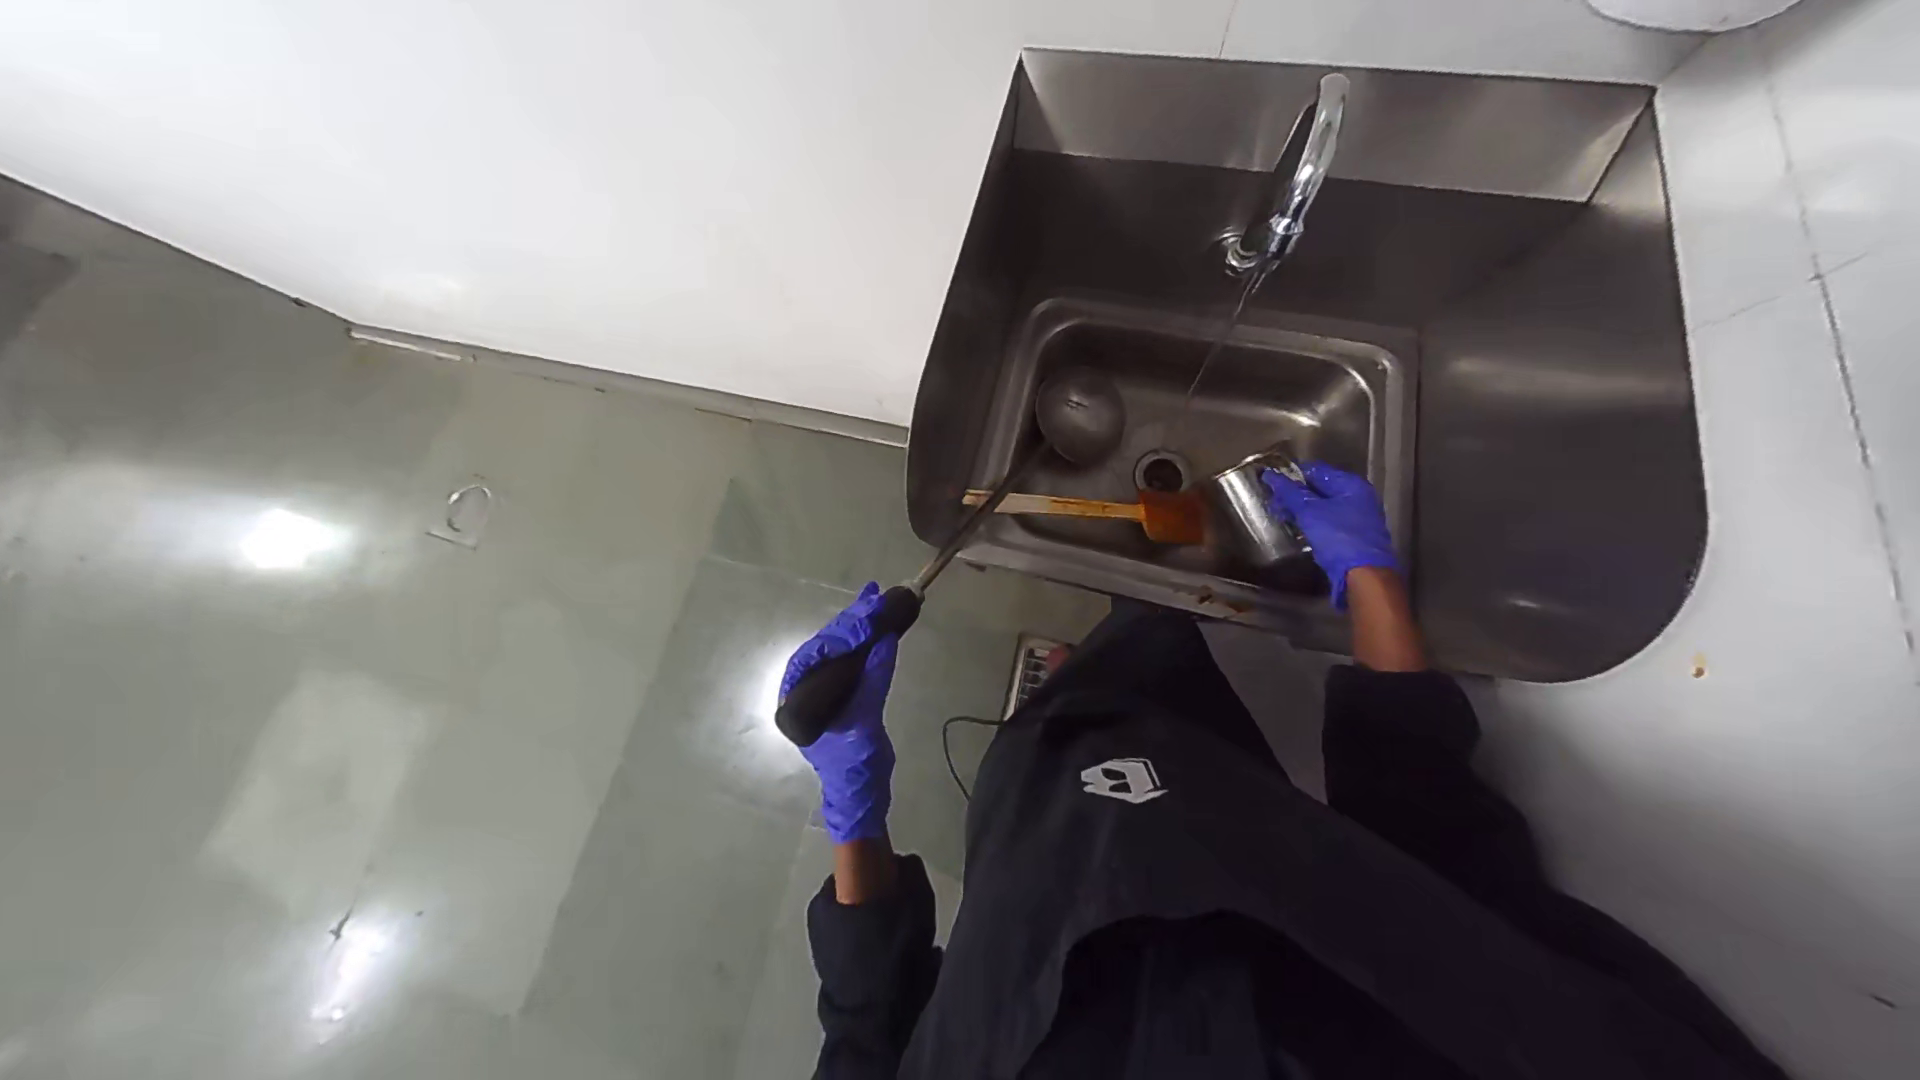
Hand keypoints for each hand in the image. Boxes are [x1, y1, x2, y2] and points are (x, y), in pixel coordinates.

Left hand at [782, 582, 897, 844]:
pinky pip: (851, 659)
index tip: (867, 616)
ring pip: (839, 649)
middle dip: (852, 622)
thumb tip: (885, 640)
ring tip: (877, 599)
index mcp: (797, 697)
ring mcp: (822, 690)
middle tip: (876, 597)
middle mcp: (804, 688)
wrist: (861, 793)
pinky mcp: (841, 691)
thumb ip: (873, 681)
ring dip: (859, 625)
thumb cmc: (854, 764)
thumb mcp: (865, 722)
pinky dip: (866, 640)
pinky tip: (878, 623)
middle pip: (828, 646)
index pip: (817, 655)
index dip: (842, 633)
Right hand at [1261, 462, 1397, 608]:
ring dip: (1301, 509)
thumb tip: (1270, 476)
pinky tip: (1297, 527)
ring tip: (1281, 514)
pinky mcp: (1351, 534)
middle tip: (1273, 501)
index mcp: (1351, 485)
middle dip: (1295, 494)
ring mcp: (1356, 516)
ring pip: (1322, 505)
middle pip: (1319, 488)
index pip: (1316, 470)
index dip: (1292, 474)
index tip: (1271, 481)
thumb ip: (1289, 493)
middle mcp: (1357, 497)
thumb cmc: (1338, 537)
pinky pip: (1326, 520)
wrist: (1363, 574)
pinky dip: (1310, 521)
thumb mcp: (1310, 512)